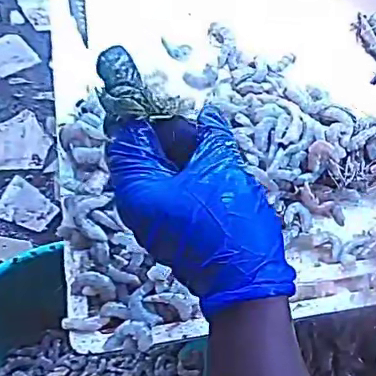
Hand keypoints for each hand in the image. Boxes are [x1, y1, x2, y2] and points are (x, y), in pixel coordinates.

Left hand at [107, 106, 295, 316]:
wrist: (247, 282)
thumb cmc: (230, 232)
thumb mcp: (222, 167)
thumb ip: (210, 135)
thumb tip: (206, 116)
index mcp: (137, 189)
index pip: (128, 135)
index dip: (145, 110)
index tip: (161, 94)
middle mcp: (138, 206)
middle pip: (143, 153)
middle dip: (170, 133)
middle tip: (198, 124)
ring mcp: (154, 219)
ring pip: (161, 171)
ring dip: (183, 153)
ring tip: (212, 145)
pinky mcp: (173, 228)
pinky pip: (174, 190)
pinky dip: (190, 174)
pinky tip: (215, 167)